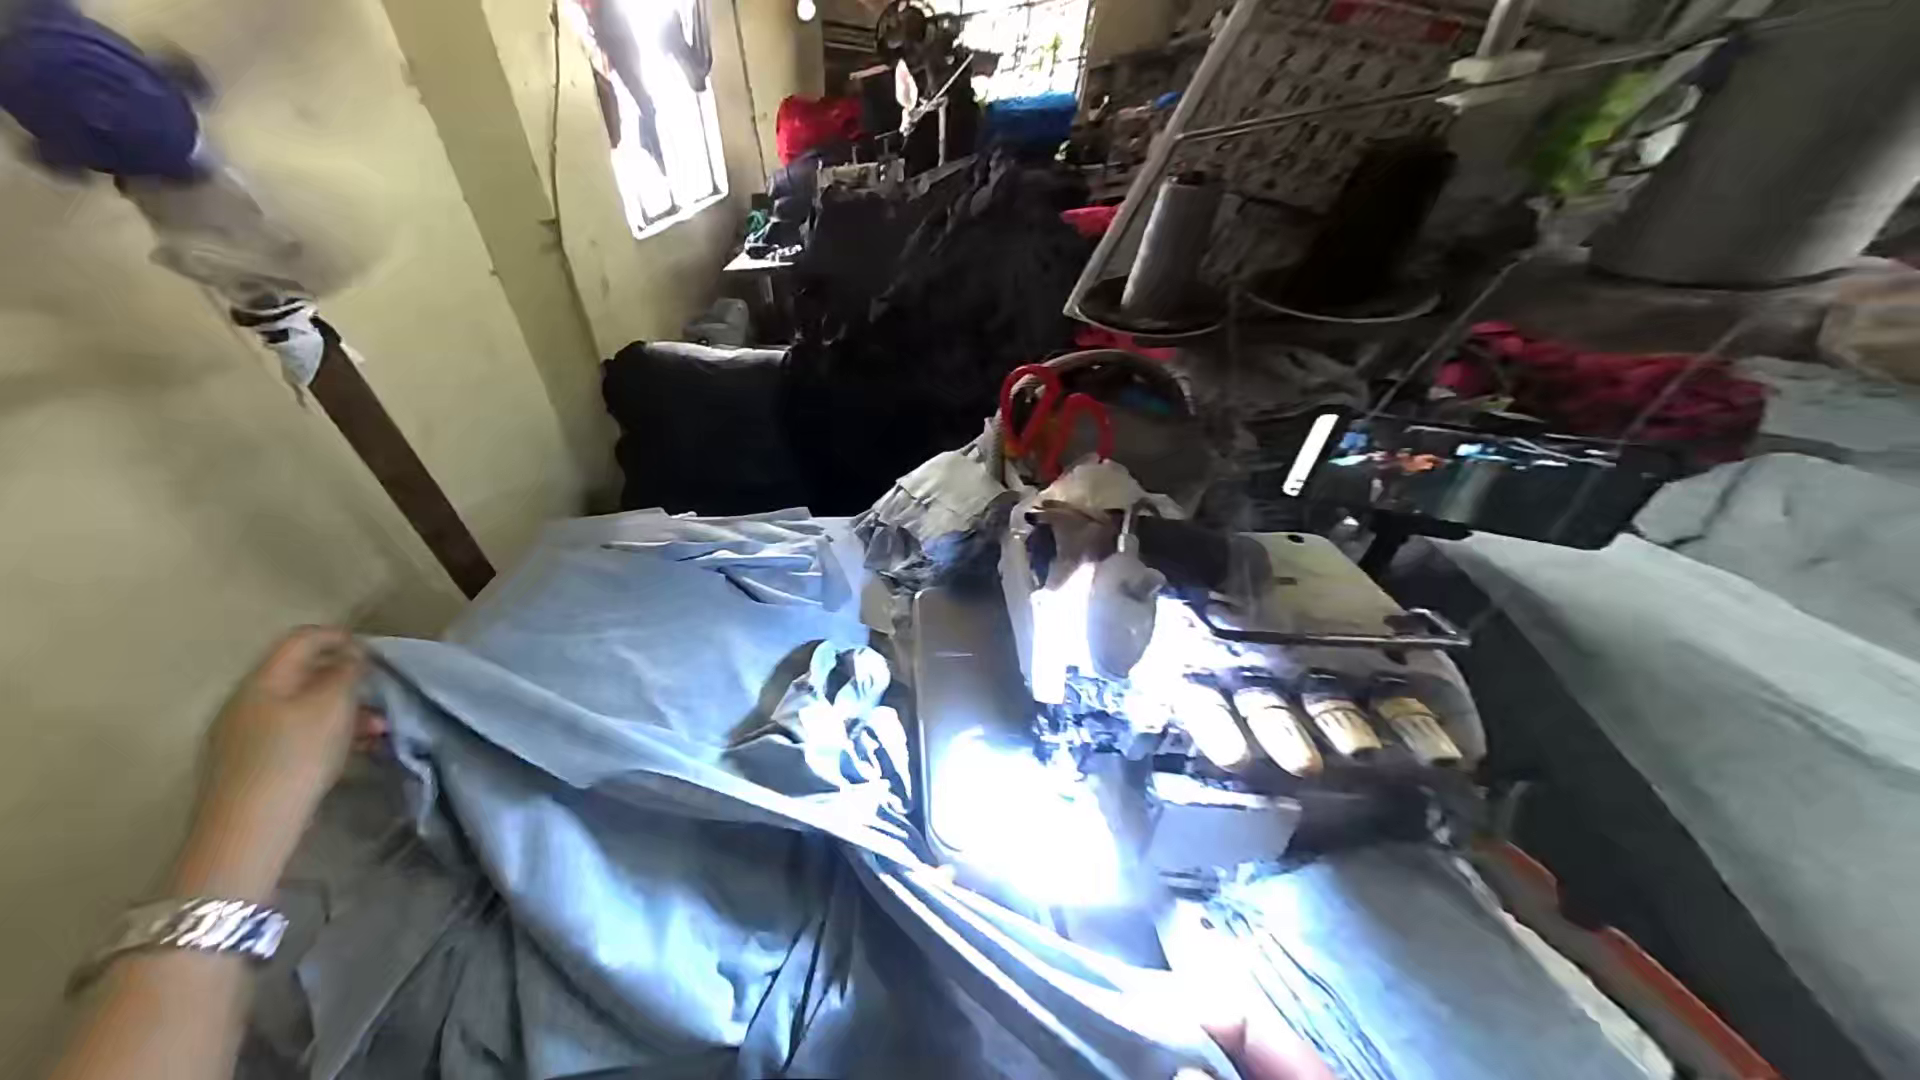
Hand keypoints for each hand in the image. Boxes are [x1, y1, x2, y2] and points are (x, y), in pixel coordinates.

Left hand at [171, 627, 384, 899]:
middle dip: (348, 680)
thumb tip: (352, 654)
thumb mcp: (333, 705)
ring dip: (346, 709)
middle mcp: (247, 701)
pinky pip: (298, 730)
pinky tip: (356, 748)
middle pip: (305, 674)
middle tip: (381, 694)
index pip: (302, 639)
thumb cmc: (297, 754)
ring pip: (306, 705)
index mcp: (262, 681)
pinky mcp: (252, 761)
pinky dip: (330, 731)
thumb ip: (346, 671)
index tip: (376, 651)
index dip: (340, 637)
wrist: (250, 826)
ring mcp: (245, 733)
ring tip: (378, 729)